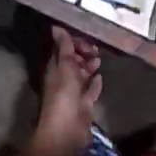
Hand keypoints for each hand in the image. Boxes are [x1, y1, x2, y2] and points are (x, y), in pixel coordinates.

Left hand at [30, 26, 101, 155]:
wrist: (67, 129)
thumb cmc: (64, 94)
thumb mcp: (65, 66)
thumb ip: (63, 47)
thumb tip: (56, 26)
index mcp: (55, 66)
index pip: (63, 48)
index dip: (74, 42)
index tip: (87, 40)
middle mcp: (63, 77)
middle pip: (73, 61)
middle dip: (83, 53)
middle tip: (96, 50)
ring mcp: (73, 92)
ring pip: (82, 75)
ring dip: (89, 66)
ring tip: (99, 60)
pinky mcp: (83, 105)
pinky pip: (90, 91)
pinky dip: (94, 84)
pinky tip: (100, 78)